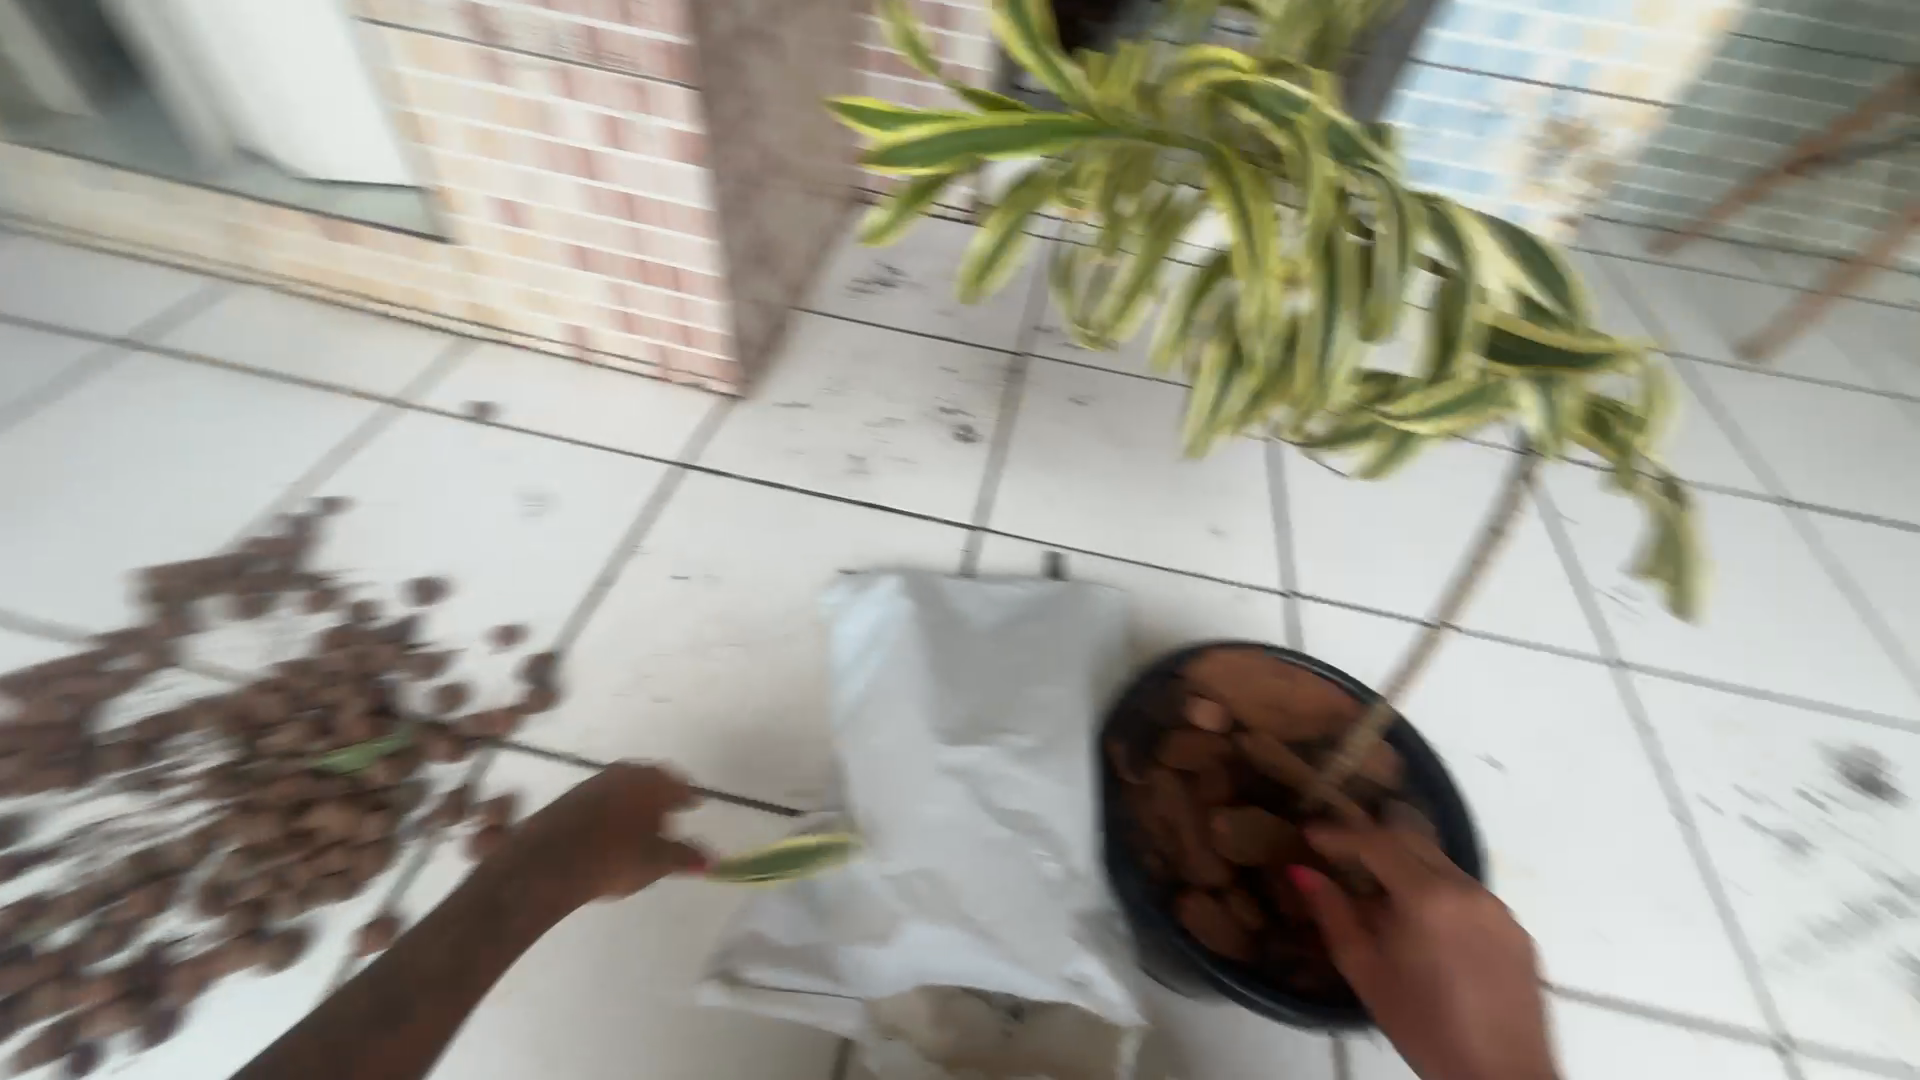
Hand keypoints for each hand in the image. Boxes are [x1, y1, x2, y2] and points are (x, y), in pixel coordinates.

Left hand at [522, 763, 706, 899]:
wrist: (545, 864)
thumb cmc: (614, 859)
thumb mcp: (656, 863)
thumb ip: (685, 857)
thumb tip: (712, 860)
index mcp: (655, 783)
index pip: (682, 785)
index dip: (689, 798)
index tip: (694, 806)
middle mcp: (629, 773)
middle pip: (653, 779)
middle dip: (663, 794)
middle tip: (670, 812)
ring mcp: (597, 781)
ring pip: (627, 785)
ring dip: (636, 799)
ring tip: (640, 822)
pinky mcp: (572, 795)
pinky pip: (604, 795)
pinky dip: (614, 806)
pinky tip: (611, 827)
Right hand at [1289, 824, 1557, 1079]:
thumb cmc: (1423, 1027)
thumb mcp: (1364, 970)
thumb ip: (1331, 913)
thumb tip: (1302, 871)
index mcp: (1428, 897)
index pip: (1375, 842)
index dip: (1338, 834)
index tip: (1308, 834)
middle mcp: (1467, 889)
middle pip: (1410, 840)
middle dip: (1369, 839)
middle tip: (1336, 851)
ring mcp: (1498, 908)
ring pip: (1439, 863)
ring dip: (1402, 862)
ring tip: (1374, 887)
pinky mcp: (1516, 930)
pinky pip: (1465, 891)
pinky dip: (1433, 888)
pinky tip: (1418, 920)